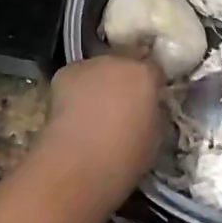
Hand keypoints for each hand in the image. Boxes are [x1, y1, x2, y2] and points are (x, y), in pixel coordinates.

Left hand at [39, 55, 164, 186]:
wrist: (80, 162)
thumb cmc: (125, 157)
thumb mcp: (156, 137)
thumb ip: (154, 112)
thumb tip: (149, 106)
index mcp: (144, 74)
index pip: (154, 70)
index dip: (152, 85)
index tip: (149, 101)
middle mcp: (117, 60)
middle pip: (125, 64)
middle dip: (124, 80)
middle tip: (121, 105)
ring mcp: (89, 64)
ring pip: (99, 69)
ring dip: (100, 83)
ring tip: (94, 110)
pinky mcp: (65, 72)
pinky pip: (77, 77)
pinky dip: (77, 89)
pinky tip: (74, 112)